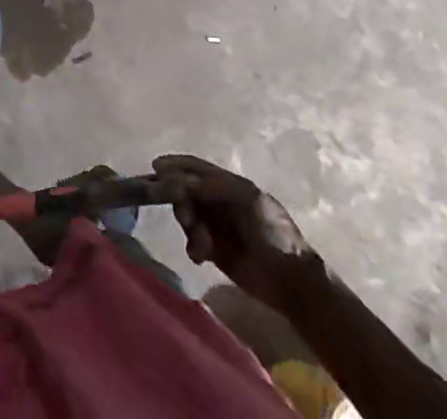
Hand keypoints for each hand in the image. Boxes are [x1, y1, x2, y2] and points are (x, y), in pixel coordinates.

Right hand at [152, 154, 316, 309]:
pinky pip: (191, 241)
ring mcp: (215, 225)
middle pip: (185, 192)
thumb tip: (180, 179)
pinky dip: (192, 246)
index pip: (196, 168)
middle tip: (188, 219)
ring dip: (189, 228)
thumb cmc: (274, 233)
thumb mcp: (249, 200)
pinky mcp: (213, 250)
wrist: (291, 280)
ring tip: (203, 244)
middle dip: (182, 202)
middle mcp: (219, 201)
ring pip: (186, 216)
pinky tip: (201, 256)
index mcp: (229, 185)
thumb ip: (214, 186)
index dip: (176, 166)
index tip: (155, 168)